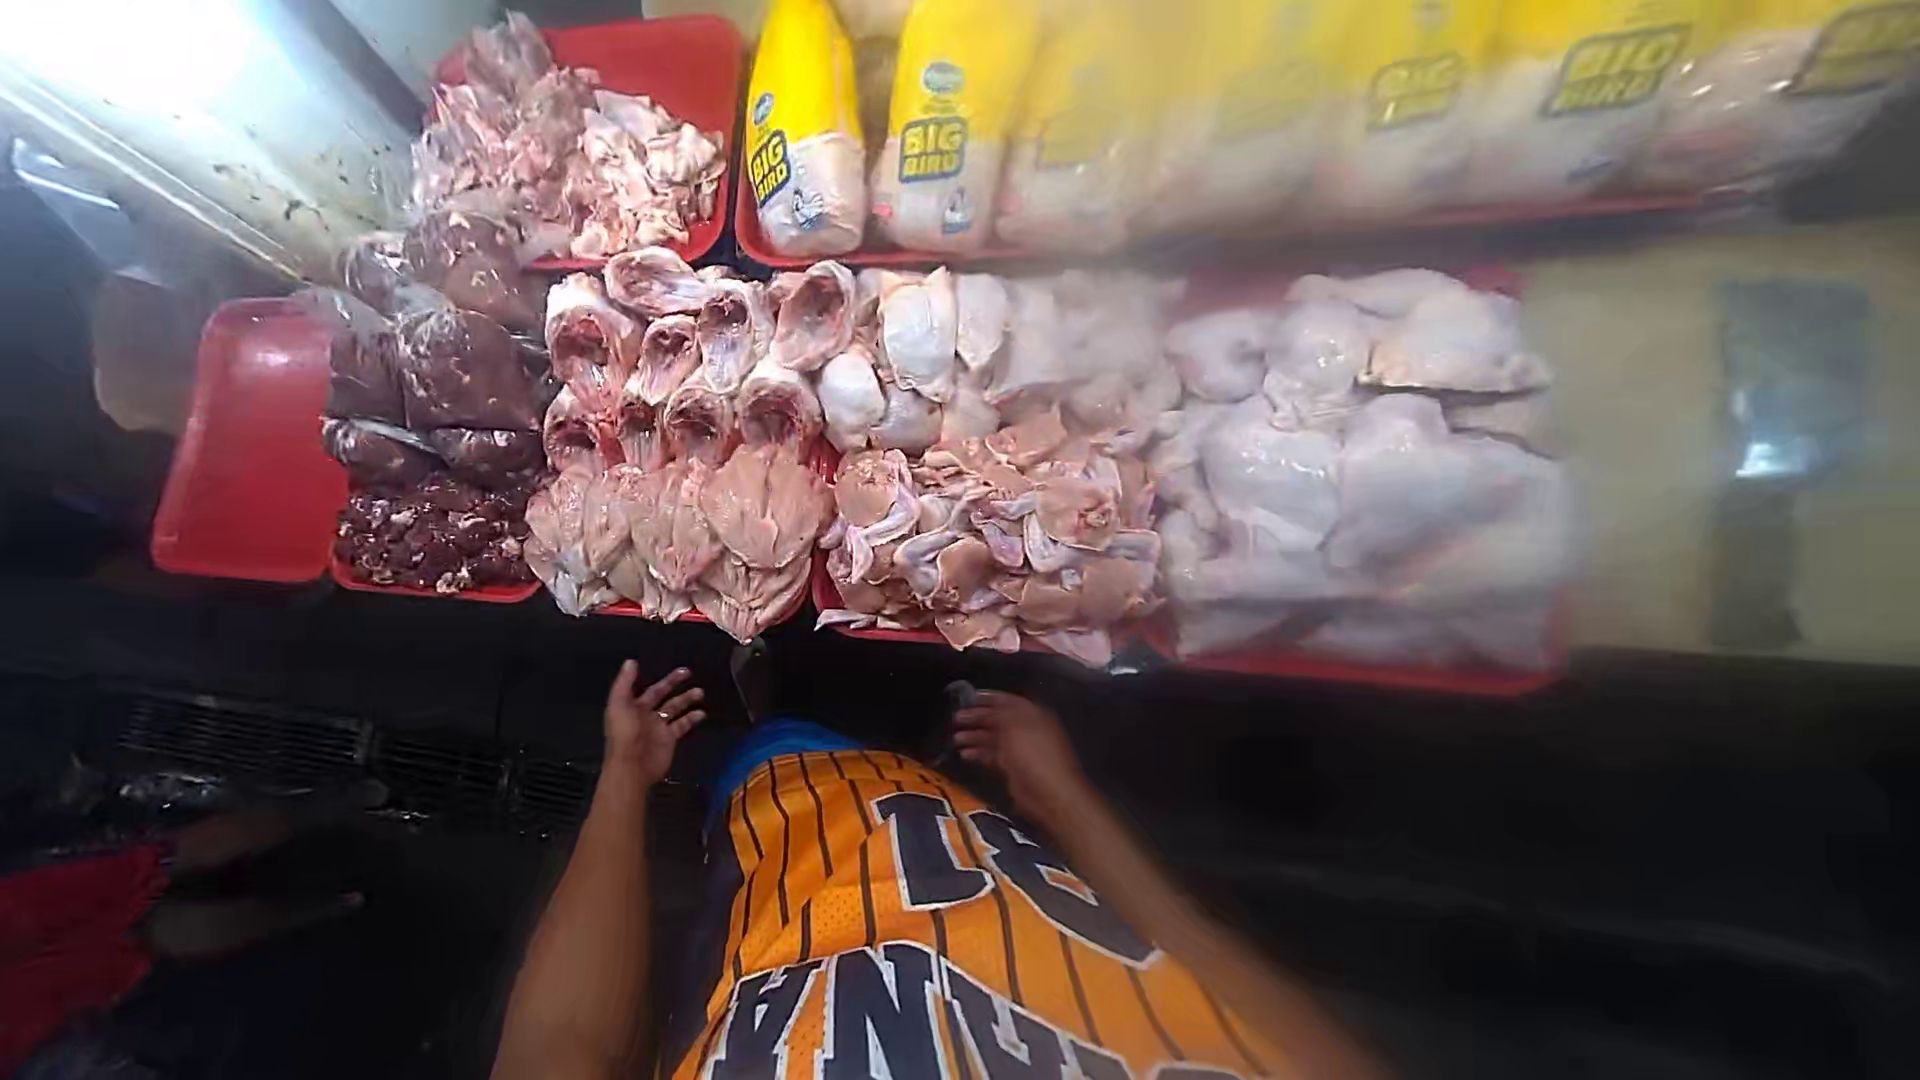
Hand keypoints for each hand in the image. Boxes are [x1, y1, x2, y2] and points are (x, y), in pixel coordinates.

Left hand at [603, 661, 705, 785]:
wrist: (632, 767)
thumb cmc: (625, 735)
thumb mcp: (619, 706)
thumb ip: (624, 684)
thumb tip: (630, 661)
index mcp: (633, 707)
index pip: (651, 689)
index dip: (662, 679)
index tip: (675, 669)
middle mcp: (646, 715)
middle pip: (664, 696)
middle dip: (675, 684)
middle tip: (689, 672)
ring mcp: (659, 727)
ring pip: (675, 709)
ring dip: (687, 699)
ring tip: (700, 692)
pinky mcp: (669, 739)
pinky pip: (682, 725)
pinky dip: (692, 718)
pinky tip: (701, 713)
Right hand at [952, 691, 1090, 826]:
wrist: (1049, 793)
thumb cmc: (1033, 753)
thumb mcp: (1014, 725)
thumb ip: (999, 713)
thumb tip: (987, 708)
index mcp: (1031, 713)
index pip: (1006, 700)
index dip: (987, 698)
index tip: (967, 698)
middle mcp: (1025, 728)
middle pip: (997, 719)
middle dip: (977, 717)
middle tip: (956, 718)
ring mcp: (1020, 749)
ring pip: (993, 738)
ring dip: (974, 736)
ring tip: (955, 738)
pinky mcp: (1013, 768)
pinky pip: (993, 755)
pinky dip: (979, 753)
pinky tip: (964, 754)